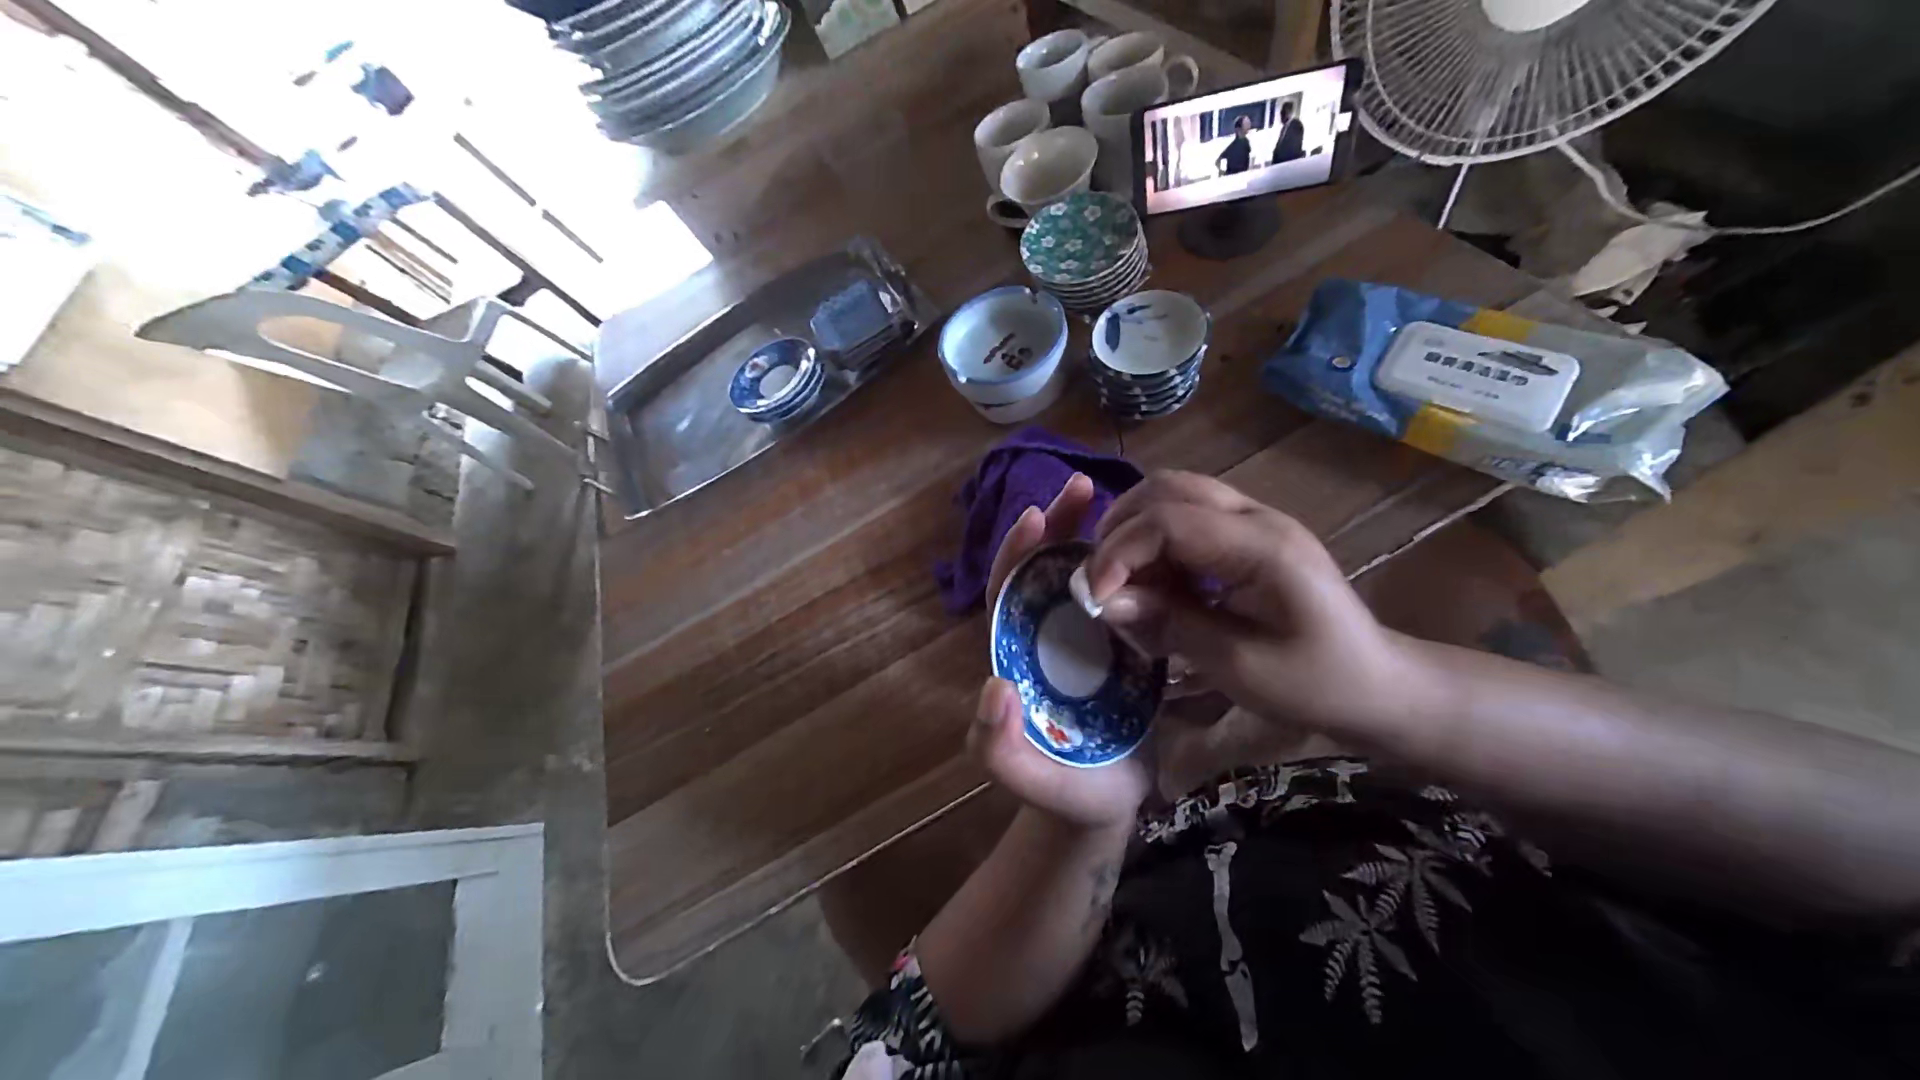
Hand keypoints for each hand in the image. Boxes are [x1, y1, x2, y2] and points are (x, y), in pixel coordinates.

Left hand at [970, 473, 1152, 831]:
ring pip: (1091, 580)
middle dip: (1060, 528)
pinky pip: (1127, 602)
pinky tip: (1167, 553)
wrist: (1111, 811)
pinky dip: (1139, 573)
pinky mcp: (1127, 651)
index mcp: (1019, 655)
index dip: (1017, 555)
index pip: (1006, 593)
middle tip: (1084, 486)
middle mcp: (1049, 638)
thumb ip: (997, 748)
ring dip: (1105, 541)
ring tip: (1135, 507)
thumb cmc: (1066, 795)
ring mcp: (1089, 642)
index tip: (1037, 517)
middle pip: (1047, 573)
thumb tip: (994, 686)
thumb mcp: (1028, 780)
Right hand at [1082, 471, 1418, 734]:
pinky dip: (1155, 542)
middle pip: (1167, 488)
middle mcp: (1256, 517)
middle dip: (1120, 528)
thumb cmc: (1316, 683)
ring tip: (1121, 580)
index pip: (1168, 520)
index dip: (1119, 553)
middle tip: (1101, 580)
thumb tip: (1106, 602)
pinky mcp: (1247, 536)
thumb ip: (1170, 625)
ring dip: (1134, 530)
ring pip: (1173, 494)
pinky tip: (1153, 582)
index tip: (1095, 598)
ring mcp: (1253, 521)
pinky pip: (1186, 517)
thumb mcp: (1240, 666)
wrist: (1379, 685)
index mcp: (1262, 546)